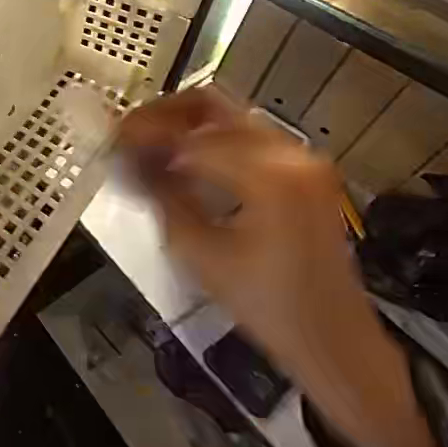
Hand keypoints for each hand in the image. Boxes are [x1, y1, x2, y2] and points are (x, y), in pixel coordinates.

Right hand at [120, 87, 433, 446]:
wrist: (335, 342)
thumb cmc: (266, 307)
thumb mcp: (199, 252)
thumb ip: (160, 194)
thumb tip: (127, 158)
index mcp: (268, 174)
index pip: (188, 135)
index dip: (143, 135)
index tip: (112, 140)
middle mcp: (291, 154)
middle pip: (212, 105)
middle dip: (163, 116)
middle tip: (128, 134)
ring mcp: (303, 159)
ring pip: (229, 116)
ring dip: (185, 127)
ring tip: (149, 149)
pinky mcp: (305, 171)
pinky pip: (246, 137)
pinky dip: (209, 141)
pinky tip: (183, 163)